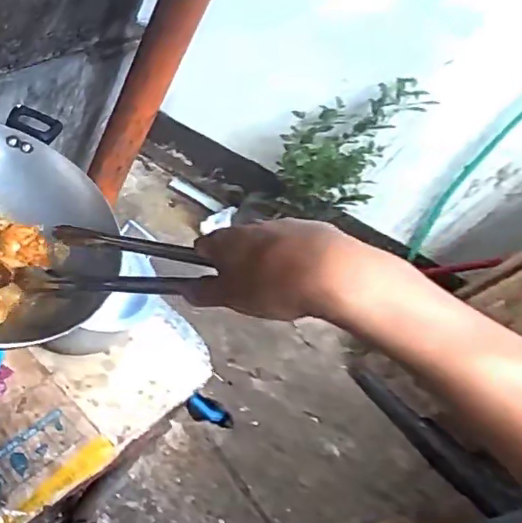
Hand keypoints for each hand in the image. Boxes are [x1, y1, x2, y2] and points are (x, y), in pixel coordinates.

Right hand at [187, 219, 413, 322]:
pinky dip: (298, 256)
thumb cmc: (274, 287)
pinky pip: (299, 243)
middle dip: (239, 258)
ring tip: (283, 284)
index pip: (202, 245)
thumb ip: (205, 293)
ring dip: (269, 256)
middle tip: (249, 286)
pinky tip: (309, 275)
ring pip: (268, 240)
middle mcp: (250, 225)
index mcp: (224, 240)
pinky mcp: (317, 229)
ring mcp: (285, 224)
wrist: (338, 273)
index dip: (205, 262)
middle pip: (236, 241)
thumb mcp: (233, 298)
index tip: (214, 279)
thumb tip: (183, 289)